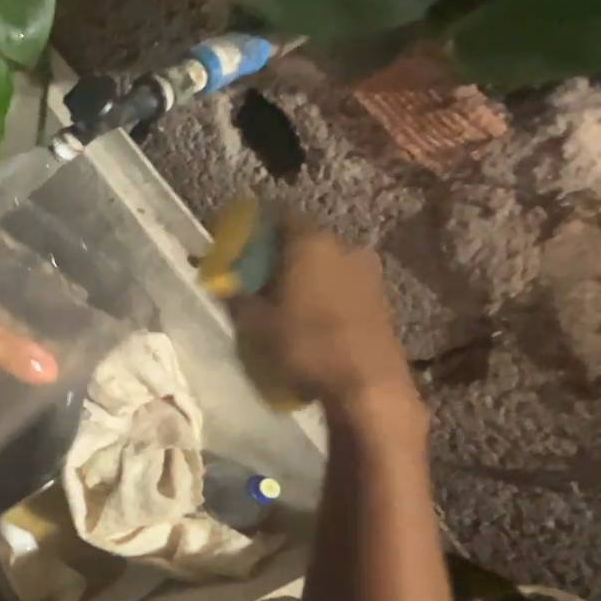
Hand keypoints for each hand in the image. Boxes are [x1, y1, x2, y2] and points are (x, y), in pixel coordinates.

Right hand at [230, 215, 417, 412]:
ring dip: (297, 272)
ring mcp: (367, 272)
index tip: (230, 242)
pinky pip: (338, 281)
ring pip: (321, 261)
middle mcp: (344, 247)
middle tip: (247, 273)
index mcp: (311, 243)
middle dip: (273, 253)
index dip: (251, 226)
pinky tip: (301, 312)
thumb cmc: (304, 345)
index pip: (278, 215)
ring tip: (273, 297)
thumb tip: (222, 280)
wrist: (367, 385)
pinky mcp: (377, 297)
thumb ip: (236, 294)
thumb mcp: (254, 322)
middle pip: (300, 239)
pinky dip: (317, 288)